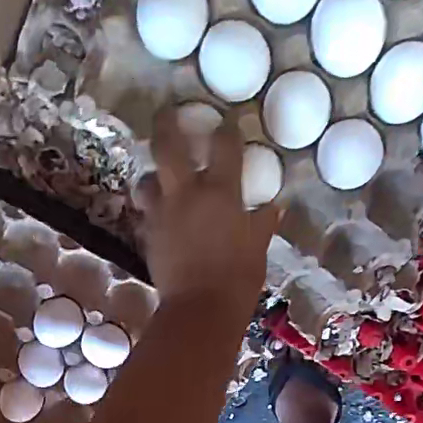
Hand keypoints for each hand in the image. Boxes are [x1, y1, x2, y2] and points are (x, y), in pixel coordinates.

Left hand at [136, 109, 278, 310]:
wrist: (200, 309)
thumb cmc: (237, 280)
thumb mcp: (257, 250)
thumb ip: (262, 225)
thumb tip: (275, 208)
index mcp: (221, 192)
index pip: (224, 145)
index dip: (228, 128)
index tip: (228, 119)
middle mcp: (187, 193)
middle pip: (169, 144)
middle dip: (167, 123)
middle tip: (168, 112)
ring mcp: (163, 212)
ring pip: (149, 178)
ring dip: (156, 175)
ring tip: (162, 178)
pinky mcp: (148, 234)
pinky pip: (147, 211)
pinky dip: (154, 208)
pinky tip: (162, 214)